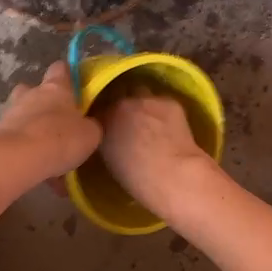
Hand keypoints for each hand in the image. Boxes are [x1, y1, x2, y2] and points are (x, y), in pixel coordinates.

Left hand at [0, 61, 101, 182]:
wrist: (20, 158)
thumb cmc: (61, 138)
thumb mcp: (90, 134)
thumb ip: (89, 125)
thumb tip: (87, 125)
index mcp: (56, 87)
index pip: (61, 68)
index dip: (67, 76)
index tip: (74, 88)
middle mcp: (31, 94)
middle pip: (34, 89)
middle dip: (42, 102)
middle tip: (55, 120)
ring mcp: (11, 112)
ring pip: (22, 114)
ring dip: (31, 126)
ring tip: (45, 149)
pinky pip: (15, 137)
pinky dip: (24, 148)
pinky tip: (36, 166)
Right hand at [98, 90, 210, 208]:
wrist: (172, 174)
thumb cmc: (137, 178)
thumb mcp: (110, 160)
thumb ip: (108, 140)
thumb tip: (114, 136)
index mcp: (102, 120)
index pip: (99, 110)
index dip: (106, 117)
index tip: (112, 127)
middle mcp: (121, 103)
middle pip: (120, 96)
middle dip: (124, 105)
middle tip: (131, 120)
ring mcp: (146, 99)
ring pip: (142, 93)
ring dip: (143, 103)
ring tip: (151, 119)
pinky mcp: (170, 101)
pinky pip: (163, 101)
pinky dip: (164, 110)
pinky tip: (169, 124)